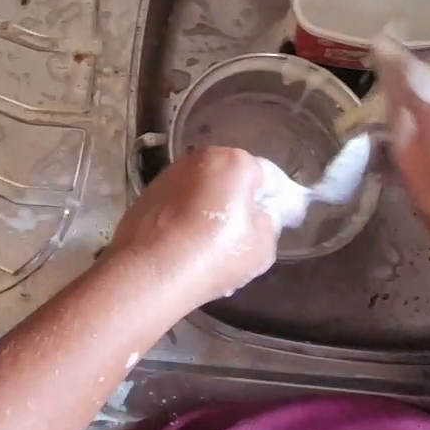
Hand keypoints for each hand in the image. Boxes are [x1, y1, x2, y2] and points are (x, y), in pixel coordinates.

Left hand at [108, 147, 280, 312]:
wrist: (151, 271)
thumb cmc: (215, 253)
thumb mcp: (263, 245)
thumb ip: (270, 222)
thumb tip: (262, 214)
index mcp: (233, 161)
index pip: (267, 175)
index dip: (277, 199)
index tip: (281, 220)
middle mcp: (199, 158)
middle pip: (231, 179)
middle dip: (241, 203)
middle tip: (247, 237)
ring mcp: (170, 174)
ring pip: (204, 191)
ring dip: (213, 211)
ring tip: (215, 250)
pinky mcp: (148, 193)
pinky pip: (180, 203)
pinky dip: (189, 218)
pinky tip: (190, 248)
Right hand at [372, 39, 429, 211]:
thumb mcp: (408, 110)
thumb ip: (396, 74)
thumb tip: (382, 41)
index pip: (421, 66)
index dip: (394, 76)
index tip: (375, 91)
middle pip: (420, 91)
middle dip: (394, 102)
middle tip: (373, 116)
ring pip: (419, 114)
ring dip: (397, 123)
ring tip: (377, 139)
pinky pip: (424, 135)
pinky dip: (406, 142)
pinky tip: (388, 158)